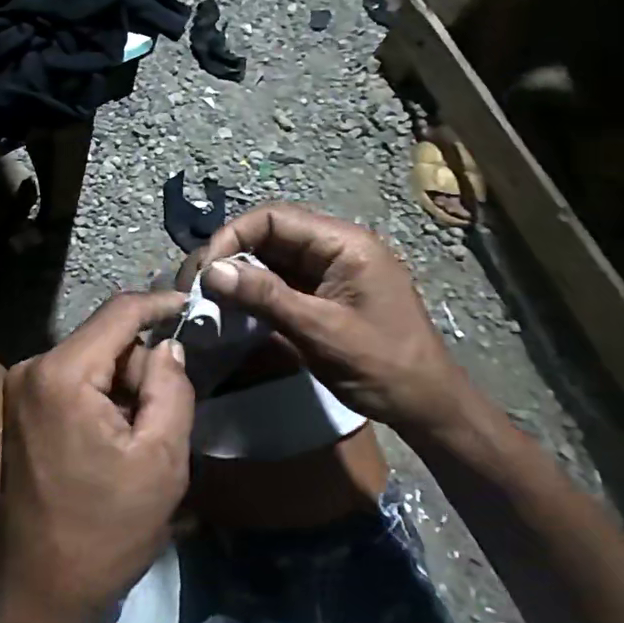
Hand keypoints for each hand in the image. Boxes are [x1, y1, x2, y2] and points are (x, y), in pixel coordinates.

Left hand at [0, 291, 192, 614]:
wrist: (41, 588)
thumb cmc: (107, 528)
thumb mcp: (161, 459)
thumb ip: (171, 389)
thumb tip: (169, 347)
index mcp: (63, 374)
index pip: (120, 312)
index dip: (161, 304)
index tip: (194, 307)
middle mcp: (33, 368)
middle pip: (106, 337)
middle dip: (142, 364)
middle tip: (166, 411)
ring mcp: (21, 387)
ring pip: (92, 359)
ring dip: (124, 384)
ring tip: (140, 436)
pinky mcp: (21, 407)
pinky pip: (74, 379)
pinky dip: (103, 396)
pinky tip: (116, 439)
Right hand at [197, 204, 485, 435]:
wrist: (426, 404)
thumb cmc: (383, 366)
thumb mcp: (321, 331)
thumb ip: (267, 297)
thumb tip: (212, 271)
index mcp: (344, 243)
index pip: (276, 218)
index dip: (233, 235)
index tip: (205, 269)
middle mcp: (334, 247)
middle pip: (270, 234)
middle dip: (230, 255)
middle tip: (196, 285)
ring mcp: (329, 270)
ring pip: (270, 258)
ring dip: (238, 274)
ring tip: (206, 297)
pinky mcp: (322, 293)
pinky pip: (279, 281)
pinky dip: (253, 292)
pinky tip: (231, 308)